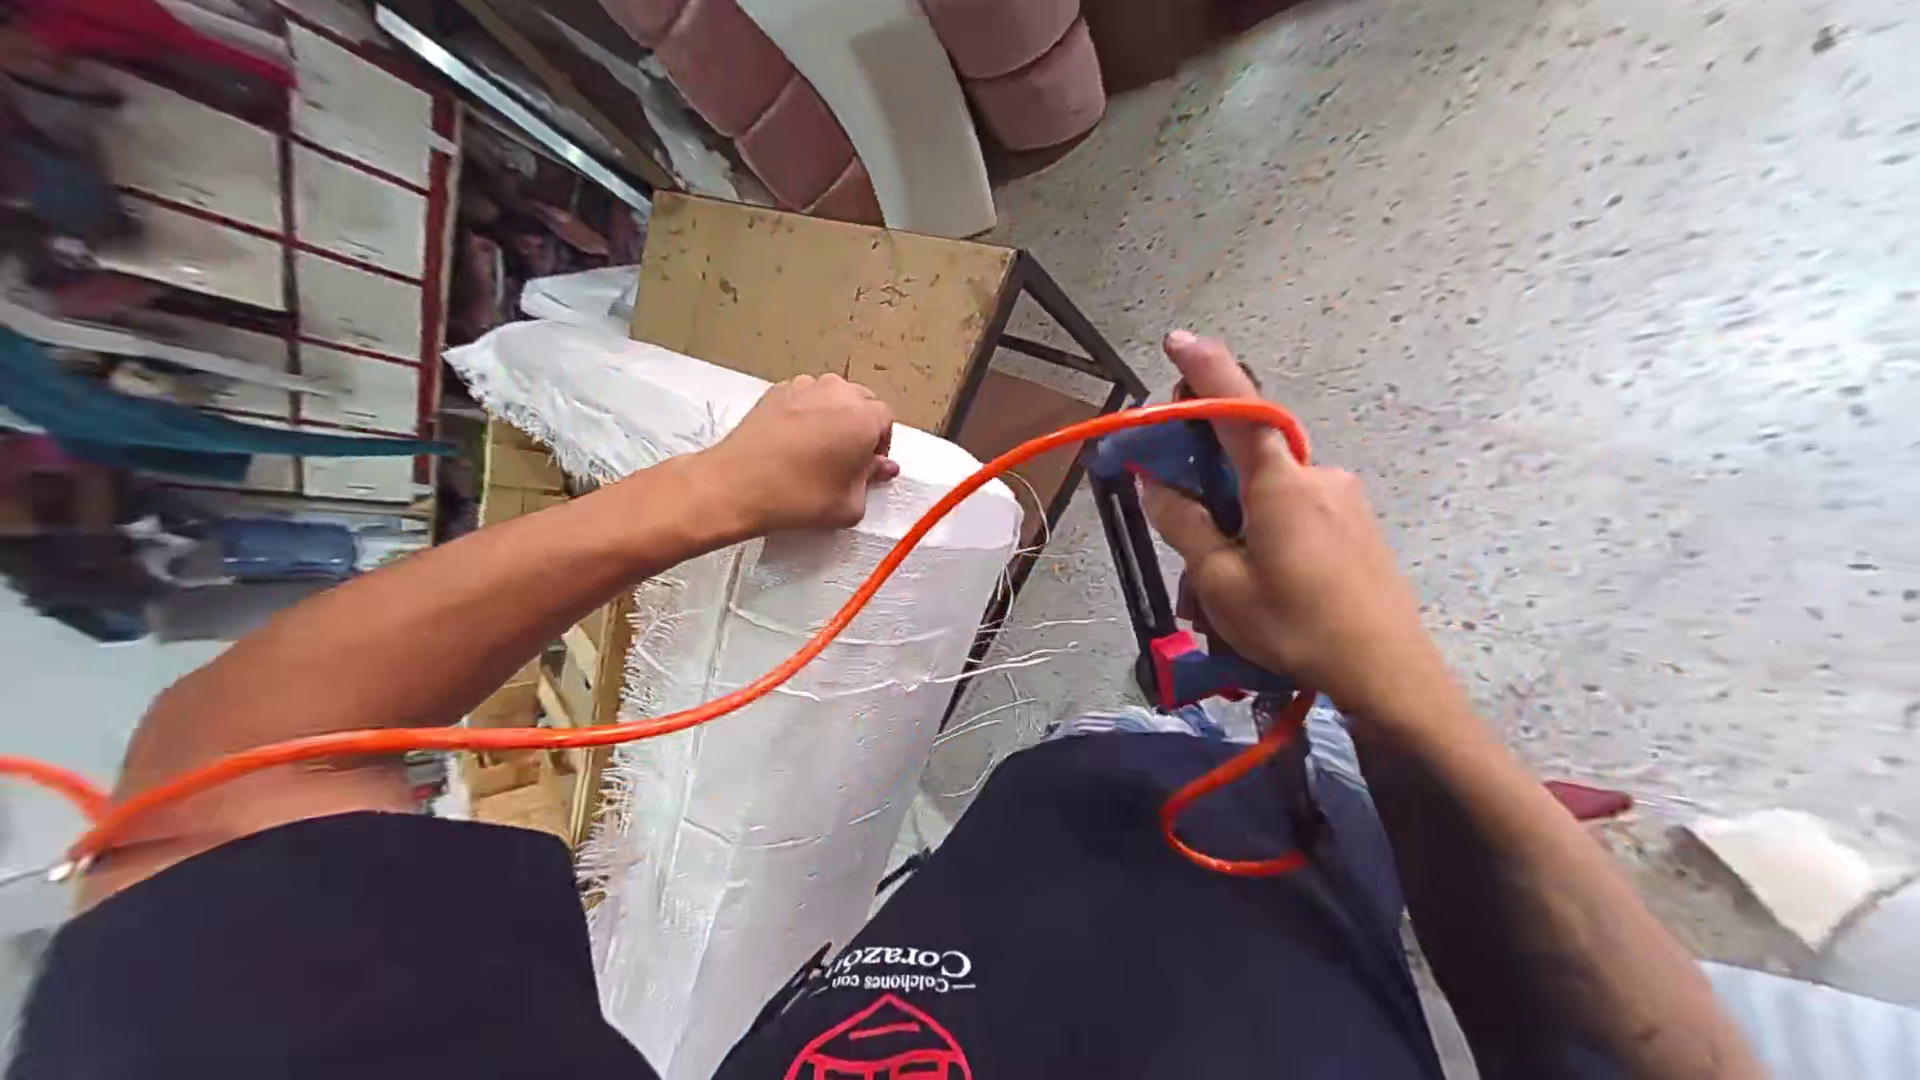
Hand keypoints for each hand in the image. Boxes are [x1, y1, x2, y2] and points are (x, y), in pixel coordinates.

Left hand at [698, 373, 899, 533]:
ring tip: (820, 447)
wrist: (738, 485)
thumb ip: (872, 480)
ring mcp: (805, 387)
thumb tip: (882, 467)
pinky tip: (796, 440)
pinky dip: (808, 412)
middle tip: (848, 457)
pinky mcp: (777, 390)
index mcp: (864, 417)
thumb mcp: (849, 503)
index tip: (869, 464)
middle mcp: (838, 393)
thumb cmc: (799, 496)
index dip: (881, 443)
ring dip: (835, 416)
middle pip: (862, 402)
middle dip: (861, 426)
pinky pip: (805, 397)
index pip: (886, 420)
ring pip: (833, 396)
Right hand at [1144, 331, 1454, 721]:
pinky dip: (1259, 533)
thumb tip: (1157, 484)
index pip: (1239, 406)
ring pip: (1264, 494)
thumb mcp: (1220, 580)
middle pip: (1244, 456)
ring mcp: (1341, 498)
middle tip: (1181, 534)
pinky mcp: (1353, 524)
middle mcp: (1315, 475)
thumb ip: (1185, 524)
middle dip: (1204, 484)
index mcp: (1280, 483)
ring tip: (1216, 589)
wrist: (1389, 676)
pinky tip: (1256, 584)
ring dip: (1230, 524)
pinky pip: (1291, 512)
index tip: (1176, 339)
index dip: (1206, 368)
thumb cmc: (1295, 626)